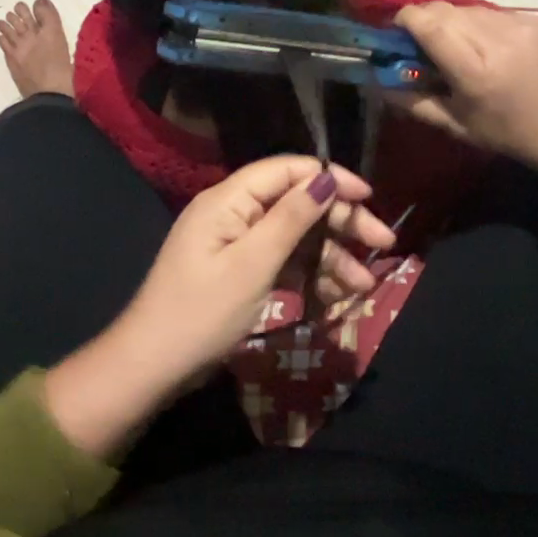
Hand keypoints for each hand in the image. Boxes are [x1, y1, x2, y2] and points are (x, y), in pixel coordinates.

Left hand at [45, 158, 392, 457]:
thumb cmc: (202, 312)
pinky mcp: (240, 272)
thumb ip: (290, 219)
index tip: (370, 196)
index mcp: (228, 200)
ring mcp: (236, 244)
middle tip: (383, 244)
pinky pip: (283, 262)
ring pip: (295, 237)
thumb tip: (325, 178)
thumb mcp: (252, 265)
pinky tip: (338, 295)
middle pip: (296, 204)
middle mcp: (233, 213)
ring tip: (366, 285)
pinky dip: (310, 275)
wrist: (154, 365)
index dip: (329, 178)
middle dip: (340, 222)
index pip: (285, 171)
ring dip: (331, 256)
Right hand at [394, 2, 537, 193]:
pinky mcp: (533, 18)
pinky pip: (489, 11)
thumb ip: (413, 101)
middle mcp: (497, 39)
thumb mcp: (456, 126)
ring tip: (452, 46)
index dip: (404, 20)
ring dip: (449, 21)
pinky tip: (482, 46)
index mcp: (475, 70)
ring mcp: (519, 24)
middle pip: (442, 10)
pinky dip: (475, 23)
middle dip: (423, 20)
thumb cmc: (508, 135)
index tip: (395, 32)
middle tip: (419, 44)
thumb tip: (375, 82)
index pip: (428, 23)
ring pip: (464, 7)